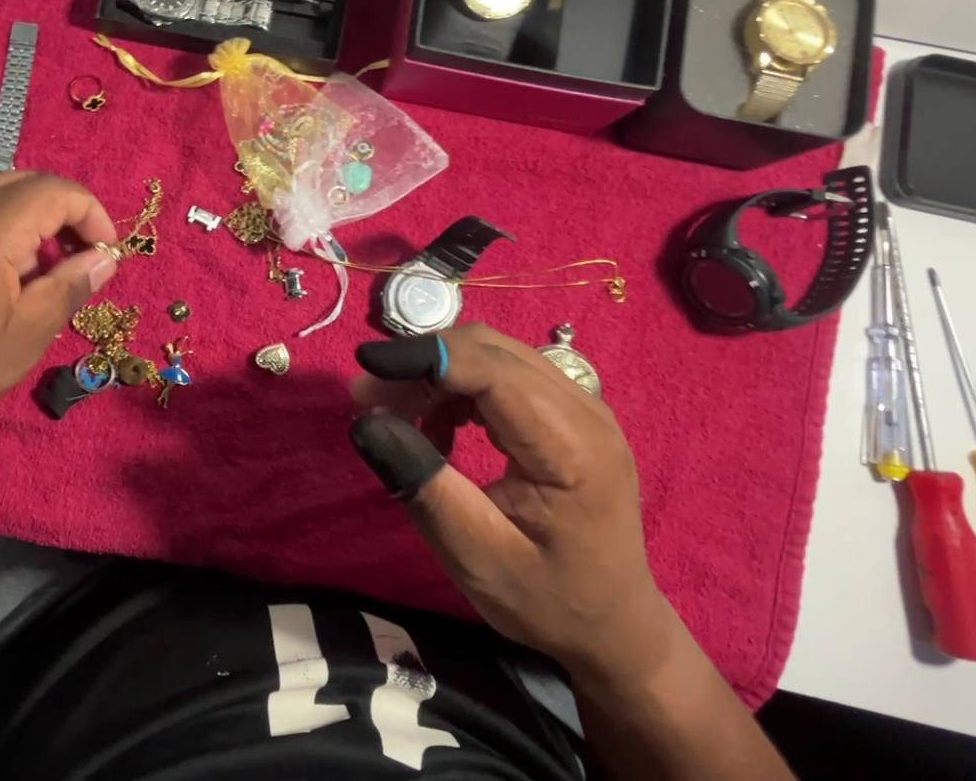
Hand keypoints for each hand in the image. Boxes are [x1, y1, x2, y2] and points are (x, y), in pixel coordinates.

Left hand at [0, 172, 118, 448]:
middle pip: (23, 181)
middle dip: (60, 212)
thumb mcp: (23, 338)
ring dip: (21, 216)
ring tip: (26, 268)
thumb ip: (69, 288)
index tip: (103, 253)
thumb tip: (104, 259)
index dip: (92, 215)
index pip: (57, 191)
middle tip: (71, 260)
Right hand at [347, 325, 680, 690]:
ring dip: (436, 372)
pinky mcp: (569, 413)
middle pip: (490, 350)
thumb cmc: (545, 598)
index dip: (424, 358)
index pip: (491, 370)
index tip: (364, 368)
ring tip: (394, 414)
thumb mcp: (474, 555)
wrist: (611, 626)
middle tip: (368, 397)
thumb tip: (365, 421)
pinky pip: (503, 374)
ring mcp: (582, 407)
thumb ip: (422, 484)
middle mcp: (585, 411)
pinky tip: (437, 428)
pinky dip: (457, 386)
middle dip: (421, 363)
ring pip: (493, 354)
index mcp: (572, 448)